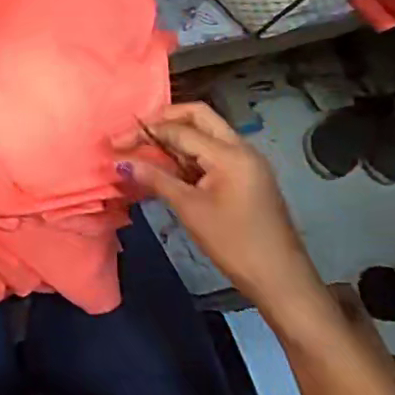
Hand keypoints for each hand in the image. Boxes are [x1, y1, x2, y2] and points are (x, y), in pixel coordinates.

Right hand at [114, 102, 320, 310]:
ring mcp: (246, 162)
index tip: (114, 144)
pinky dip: (187, 153)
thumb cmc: (233, 242)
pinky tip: (167, 167)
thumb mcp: (190, 209)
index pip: (179, 130)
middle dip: (163, 120)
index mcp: (230, 154)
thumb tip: (121, 162)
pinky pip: (212, 152)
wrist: (280, 278)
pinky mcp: (245, 176)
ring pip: (205, 133)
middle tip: (135, 135)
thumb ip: (156, 179)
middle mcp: (241, 149)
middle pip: (198, 116)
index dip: (143, 133)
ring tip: (145, 151)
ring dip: (175, 137)